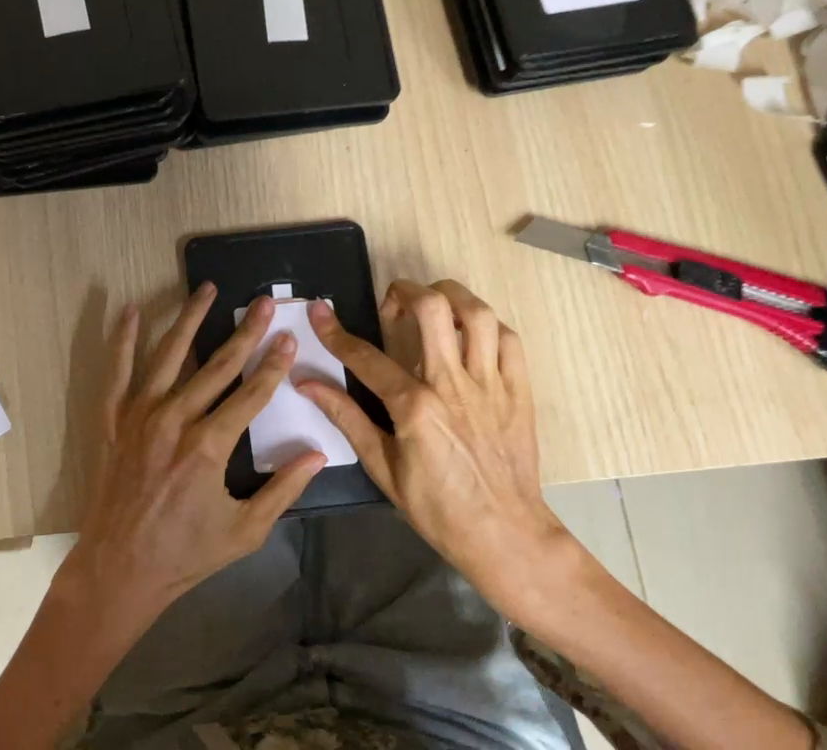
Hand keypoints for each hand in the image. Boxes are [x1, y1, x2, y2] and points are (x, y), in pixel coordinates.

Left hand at [59, 284, 326, 633]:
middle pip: (216, 366)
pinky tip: (129, 311)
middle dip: (245, 333)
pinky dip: (122, 340)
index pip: (250, 394)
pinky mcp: (113, 420)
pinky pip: (117, 372)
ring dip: (189, 319)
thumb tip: (318, 453)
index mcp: (208, 447)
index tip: (289, 338)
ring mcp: (139, 416)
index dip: (273, 365)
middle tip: (263, 303)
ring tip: (207, 289)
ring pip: (168, 355)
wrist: (119, 569)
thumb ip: (283, 490)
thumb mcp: (245, 531)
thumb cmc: (186, 554)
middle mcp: (173, 420)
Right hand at [298, 280, 571, 616]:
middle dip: (404, 292)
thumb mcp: (382, 467)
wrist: (505, 535)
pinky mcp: (519, 390)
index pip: (365, 357)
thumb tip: (307, 383)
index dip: (334, 331)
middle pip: (431, 309)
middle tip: (392, 303)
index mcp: (414, 407)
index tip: (319, 311)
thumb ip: (346, 417)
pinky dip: (487, 325)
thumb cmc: (438, 508)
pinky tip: (470, 334)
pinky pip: (509, 339)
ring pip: (477, 313)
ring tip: (434, 304)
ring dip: (451, 296)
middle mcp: (453, 385)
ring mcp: (491, 384)